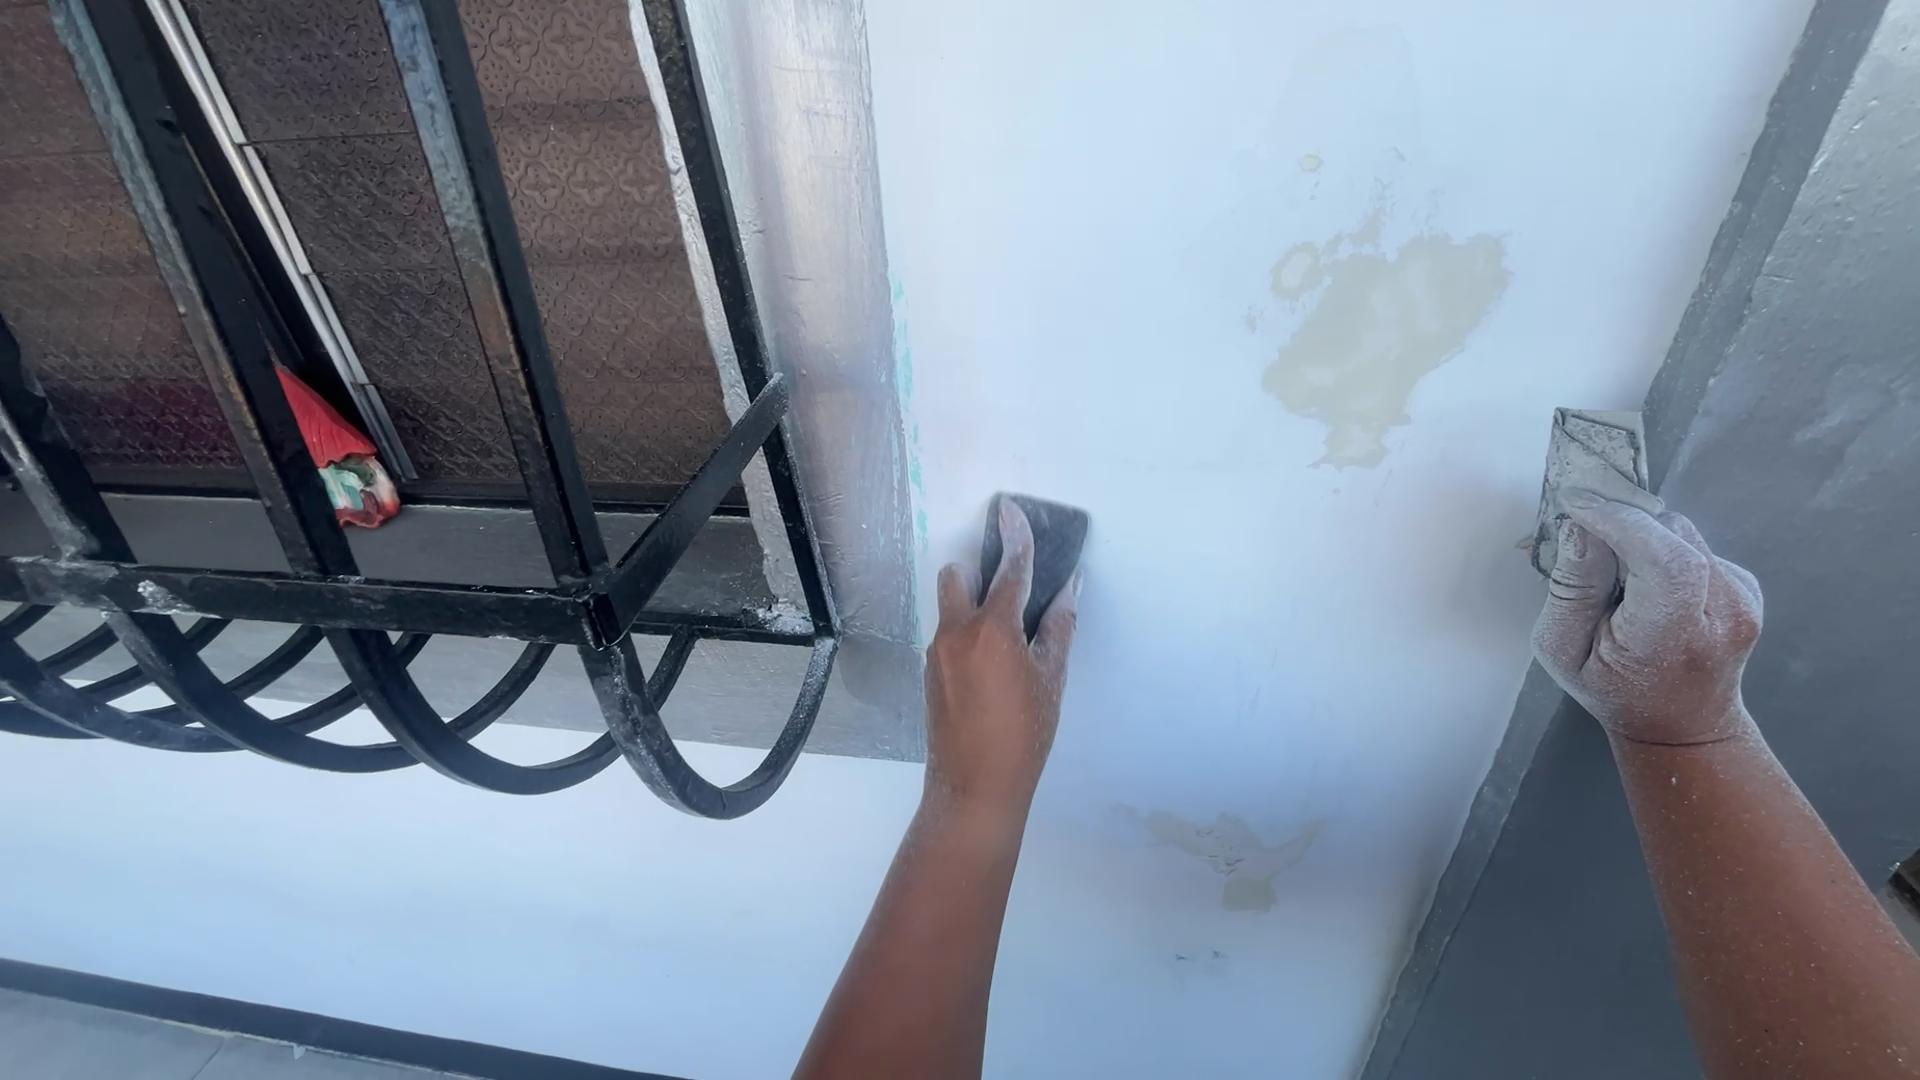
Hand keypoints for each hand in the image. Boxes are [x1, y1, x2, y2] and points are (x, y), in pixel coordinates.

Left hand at [924, 500, 1080, 816]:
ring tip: (1004, 638)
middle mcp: (957, 632)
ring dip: (972, 605)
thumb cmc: (1024, 734)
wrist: (974, 786)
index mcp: (993, 629)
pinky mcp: (929, 672)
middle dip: (978, 572)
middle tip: (1006, 589)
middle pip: (957, 578)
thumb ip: (1058, 629)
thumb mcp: (1052, 680)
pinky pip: (948, 636)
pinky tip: (990, 668)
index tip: (1009, 508)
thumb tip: (1068, 591)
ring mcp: (936, 652)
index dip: (1015, 537)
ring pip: (950, 608)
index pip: (1010, 571)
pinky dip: (967, 634)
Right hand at [1531, 492, 1762, 744]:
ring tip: (1595, 559)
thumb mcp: (1560, 648)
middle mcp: (1727, 609)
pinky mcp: (1743, 582)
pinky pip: (1688, 542)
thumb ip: (1571, 590)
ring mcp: (1744, 594)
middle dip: (1617, 522)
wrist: (1681, 721)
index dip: (1619, 522)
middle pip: (1671, 535)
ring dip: (1632, 533)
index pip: (1665, 559)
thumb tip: (1578, 530)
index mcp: (1676, 635)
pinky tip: (1629, 575)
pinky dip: (1650, 545)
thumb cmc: (1609, 689)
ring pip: (1679, 532)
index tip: (1573, 502)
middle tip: (1569, 528)